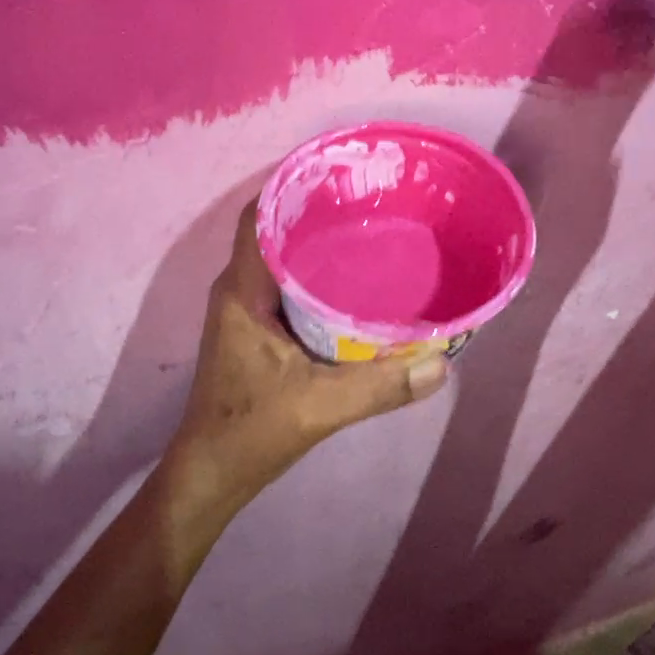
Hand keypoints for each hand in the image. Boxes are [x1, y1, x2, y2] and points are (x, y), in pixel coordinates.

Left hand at [163, 201, 449, 507]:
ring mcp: (245, 310)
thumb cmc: (252, 431)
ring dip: (318, 242)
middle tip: (374, 203)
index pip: (261, 217)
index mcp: (242, 292)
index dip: (295, 188)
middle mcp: (239, 290)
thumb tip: (444, 362)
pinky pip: (288, 281)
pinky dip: (317, 272)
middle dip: (319, 212)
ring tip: (372, 231)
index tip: (344, 177)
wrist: (211, 476)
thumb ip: (381, 386)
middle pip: (276, 230)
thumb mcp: (321, 407)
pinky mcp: (257, 329)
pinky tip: (356, 281)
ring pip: (283, 257)